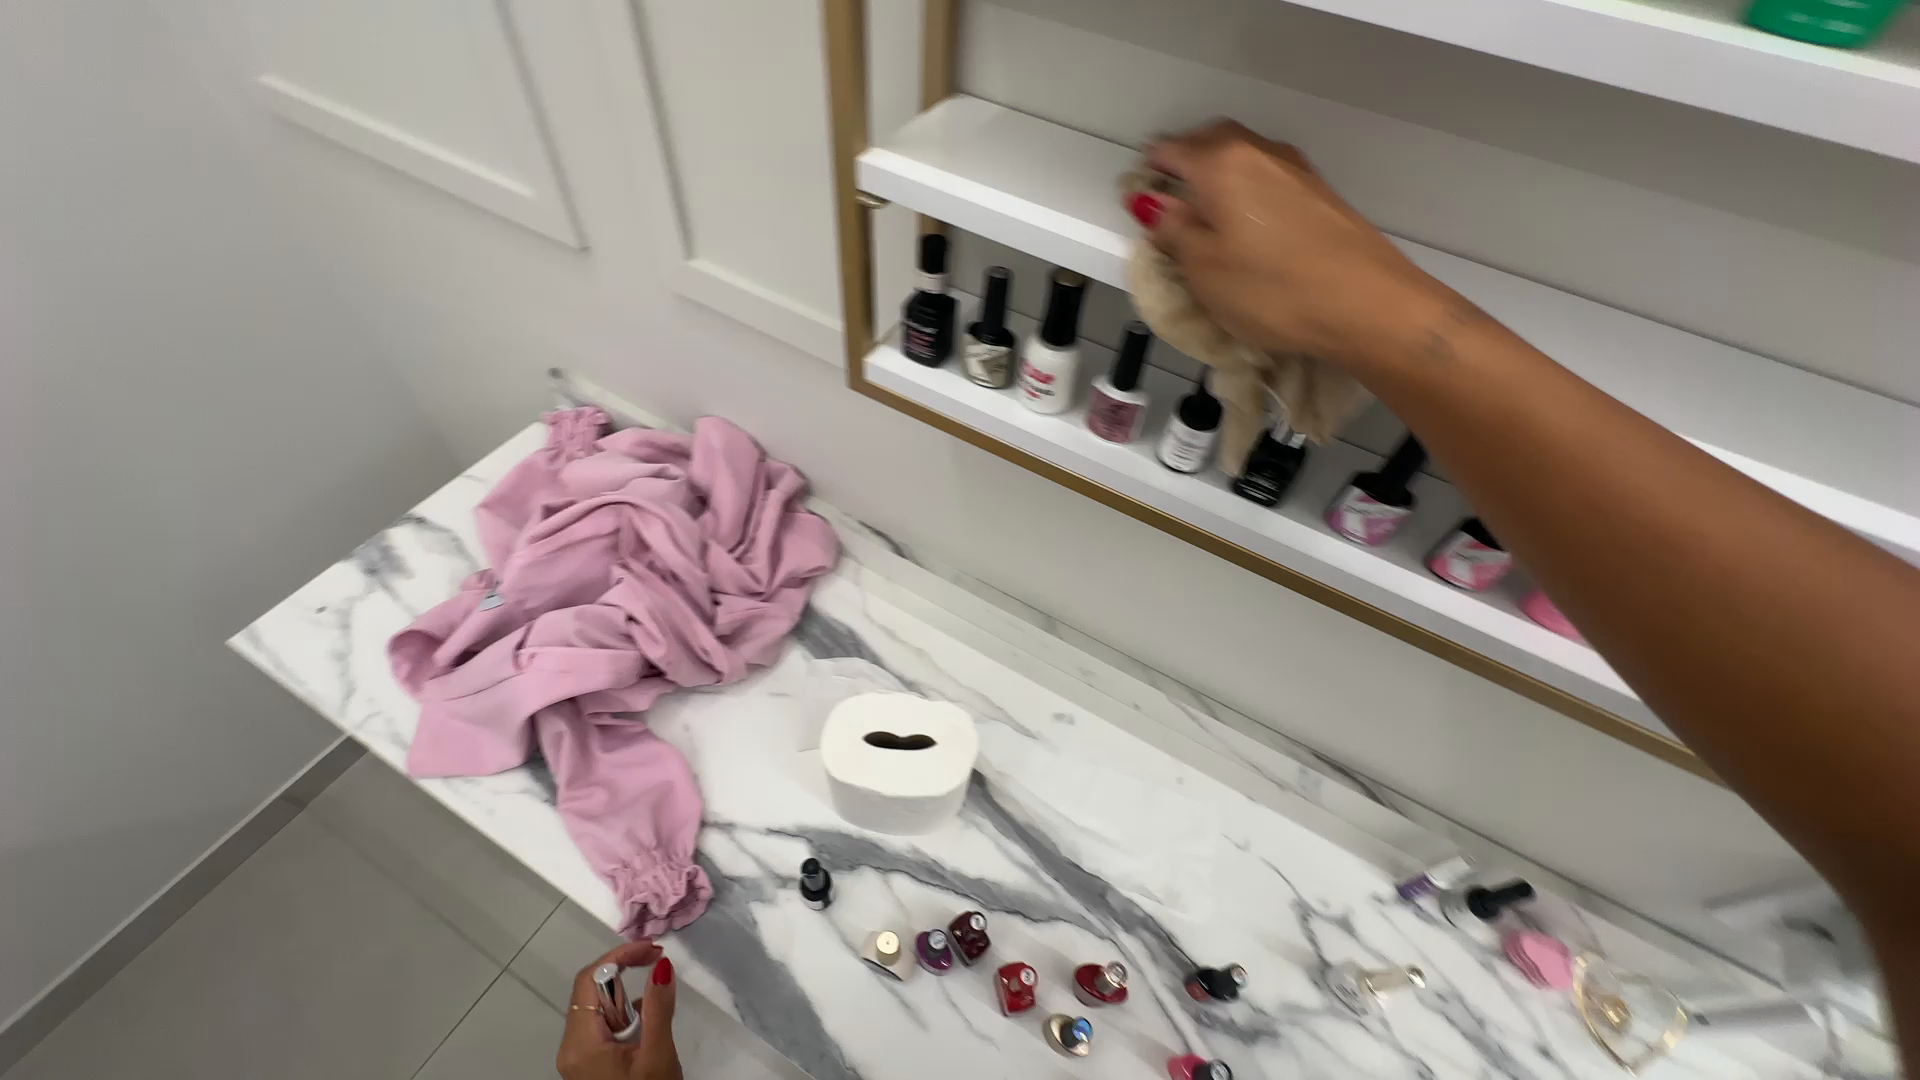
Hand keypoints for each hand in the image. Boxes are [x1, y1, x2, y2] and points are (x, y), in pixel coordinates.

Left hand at [556, 941, 680, 1079]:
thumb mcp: (657, 1055)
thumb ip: (658, 1008)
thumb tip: (661, 963)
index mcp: (581, 1043)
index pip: (589, 980)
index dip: (619, 955)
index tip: (653, 949)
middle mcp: (572, 1046)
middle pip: (591, 989)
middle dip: (624, 969)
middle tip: (658, 960)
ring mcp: (579, 1055)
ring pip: (598, 1005)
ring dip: (627, 993)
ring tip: (657, 999)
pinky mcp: (590, 1062)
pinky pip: (603, 1023)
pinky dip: (625, 1011)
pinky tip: (647, 1022)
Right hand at [1137, 120, 1466, 371]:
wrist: (1364, 304)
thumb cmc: (1270, 289)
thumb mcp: (1202, 268)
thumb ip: (1171, 229)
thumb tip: (1149, 201)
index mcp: (1221, 164)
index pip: (1169, 152)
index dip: (1147, 177)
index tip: (1137, 205)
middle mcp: (1259, 153)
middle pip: (1209, 145)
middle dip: (1183, 169)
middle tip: (1166, 208)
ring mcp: (1295, 171)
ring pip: (1241, 163)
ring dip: (1216, 183)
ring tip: (1203, 223)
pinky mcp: (1318, 196)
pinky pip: (1266, 182)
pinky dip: (1245, 197)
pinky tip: (1244, 231)